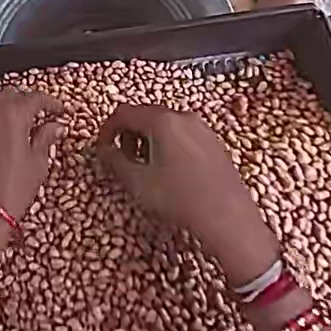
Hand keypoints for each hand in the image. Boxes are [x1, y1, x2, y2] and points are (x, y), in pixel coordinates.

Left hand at [0, 89, 65, 217]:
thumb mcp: (37, 162)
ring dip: (11, 109)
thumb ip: (46, 138)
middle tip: (43, 116)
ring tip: (25, 126)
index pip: (36, 97)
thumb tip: (56, 126)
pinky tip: (5, 137)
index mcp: (13, 114)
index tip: (61, 111)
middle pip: (13, 95)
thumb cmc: (12, 188)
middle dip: (29, 101)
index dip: (52, 103)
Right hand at [96, 104, 279, 283]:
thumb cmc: (180, 198)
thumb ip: (116, 161)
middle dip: (128, 134)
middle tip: (123, 160)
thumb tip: (106, 150)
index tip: (102, 149)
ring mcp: (202, 128)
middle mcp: (183, 116)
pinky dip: (168, 144)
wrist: (228, 217)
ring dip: (148, 140)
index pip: (124, 113)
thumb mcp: (139, 182)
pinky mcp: (213, 142)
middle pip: (145, 115)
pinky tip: (170, 171)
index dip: (107, 129)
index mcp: (162, 120)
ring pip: (165, 124)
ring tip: (146, 168)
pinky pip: (182, 134)